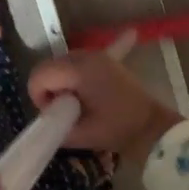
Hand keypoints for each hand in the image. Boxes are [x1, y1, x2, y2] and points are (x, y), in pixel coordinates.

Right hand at [28, 50, 182, 160]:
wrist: (150, 126)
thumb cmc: (116, 130)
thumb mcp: (78, 135)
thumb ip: (53, 125)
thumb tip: (44, 117)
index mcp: (79, 71)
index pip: (39, 75)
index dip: (38, 96)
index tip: (52, 114)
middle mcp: (86, 55)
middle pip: (48, 66)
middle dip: (48, 88)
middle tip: (62, 110)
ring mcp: (97, 54)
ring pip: (61, 63)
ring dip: (60, 82)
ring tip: (75, 103)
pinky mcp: (105, 59)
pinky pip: (77, 63)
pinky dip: (73, 76)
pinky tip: (81, 91)